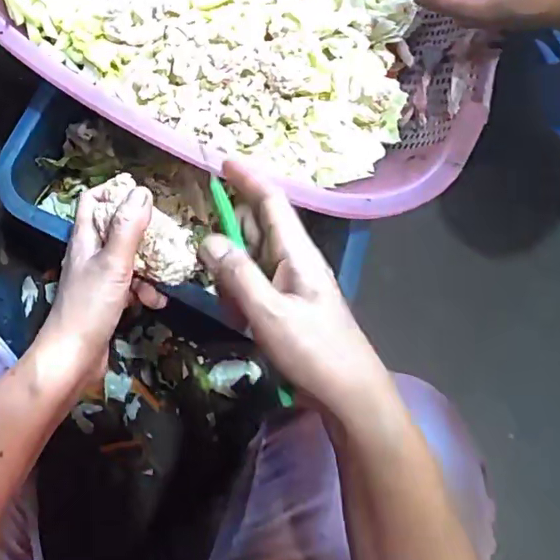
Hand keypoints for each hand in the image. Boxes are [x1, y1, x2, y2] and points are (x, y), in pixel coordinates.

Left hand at [36, 184, 160, 383]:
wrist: (73, 360)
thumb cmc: (89, 307)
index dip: (113, 191)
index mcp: (84, 238)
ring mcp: (97, 278)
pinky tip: (156, 301)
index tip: (141, 194)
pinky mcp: (106, 300)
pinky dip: (145, 289)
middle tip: (165, 234)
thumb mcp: (113, 263)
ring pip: (127, 258)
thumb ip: (128, 227)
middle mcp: (89, 253)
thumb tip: (142, 191)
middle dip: (142, 230)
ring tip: (166, 271)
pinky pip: (130, 285)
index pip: (92, 200)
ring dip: (148, 263)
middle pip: (115, 228)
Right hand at [198, 159, 394, 411]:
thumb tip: (208, 239)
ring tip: (231, 307)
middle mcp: (293, 260)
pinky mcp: (284, 303)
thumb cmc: (315, 353)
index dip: (248, 179)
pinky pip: (252, 282)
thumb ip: (237, 274)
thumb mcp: (269, 314)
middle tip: (208, 262)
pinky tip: (238, 318)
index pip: (271, 202)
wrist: (351, 398)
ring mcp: (289, 282)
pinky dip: (237, 293)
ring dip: (230, 272)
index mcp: (297, 253)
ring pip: (248, 257)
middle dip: (228, 237)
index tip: (223, 161)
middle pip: (254, 228)